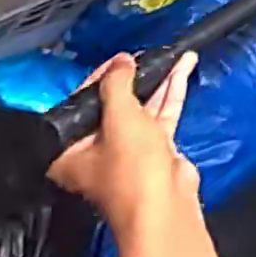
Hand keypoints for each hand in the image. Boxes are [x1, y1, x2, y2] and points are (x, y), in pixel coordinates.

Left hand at [49, 52, 199, 228]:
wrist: (163, 202)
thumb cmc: (130, 166)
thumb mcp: (120, 118)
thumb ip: (117, 85)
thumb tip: (120, 61)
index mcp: (71, 150)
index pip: (82, 105)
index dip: (101, 78)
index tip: (120, 58)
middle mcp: (97, 150)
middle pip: (115, 105)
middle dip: (135, 78)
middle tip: (147, 55)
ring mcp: (129, 149)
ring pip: (143, 107)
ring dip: (161, 80)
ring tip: (176, 54)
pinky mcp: (155, 149)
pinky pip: (161, 114)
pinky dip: (172, 92)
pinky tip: (184, 70)